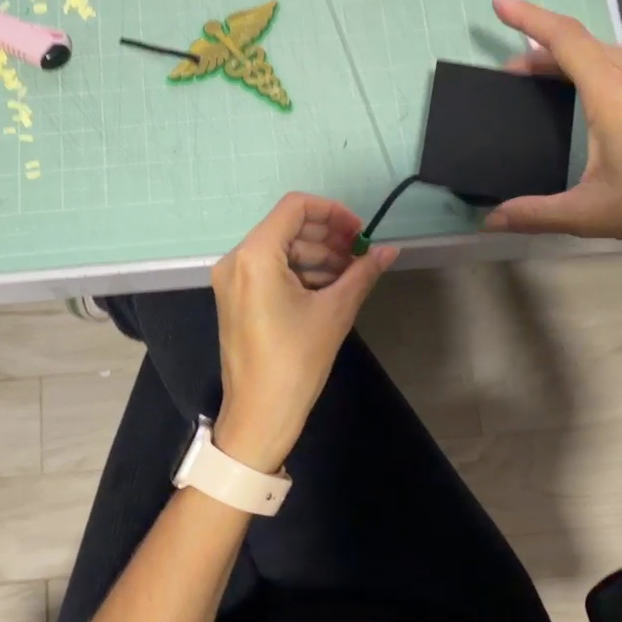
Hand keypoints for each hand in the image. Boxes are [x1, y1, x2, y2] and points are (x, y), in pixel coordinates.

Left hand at [211, 193, 397, 472]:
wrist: (260, 414)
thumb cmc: (296, 361)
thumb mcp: (335, 312)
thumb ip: (362, 273)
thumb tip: (389, 250)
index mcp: (255, 256)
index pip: (295, 207)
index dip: (332, 212)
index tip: (360, 232)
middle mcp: (236, 261)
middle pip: (286, 227)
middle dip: (327, 236)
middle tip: (360, 254)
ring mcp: (232, 281)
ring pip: (279, 250)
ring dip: (316, 255)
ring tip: (351, 275)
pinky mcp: (235, 299)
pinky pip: (269, 271)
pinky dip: (299, 273)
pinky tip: (329, 288)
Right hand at [485, 0, 621, 265]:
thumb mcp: (589, 213)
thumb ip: (535, 214)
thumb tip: (491, 219)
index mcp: (611, 94)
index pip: (564, 40)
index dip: (529, 18)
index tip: (500, 3)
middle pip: (584, 45)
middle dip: (542, 47)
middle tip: (512, 71)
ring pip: (609, 55)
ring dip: (573, 59)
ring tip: (548, 82)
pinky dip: (597, 71)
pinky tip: (594, 102)